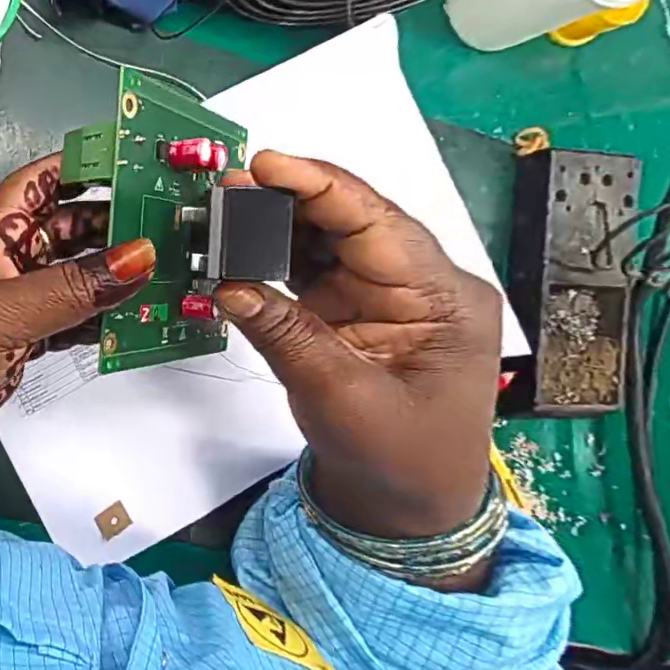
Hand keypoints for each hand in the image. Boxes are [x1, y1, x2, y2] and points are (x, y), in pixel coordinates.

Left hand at [0, 153, 155, 517]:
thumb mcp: (3, 313)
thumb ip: (71, 287)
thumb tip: (138, 256)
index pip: (40, 184)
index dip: (80, 166)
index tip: (131, 160)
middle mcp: (5, 262)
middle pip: (67, 229)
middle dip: (111, 224)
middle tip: (165, 225)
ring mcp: (15, 302)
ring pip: (73, 276)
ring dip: (112, 276)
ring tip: (162, 272)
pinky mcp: (22, 338)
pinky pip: (70, 317)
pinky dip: (98, 318)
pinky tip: (130, 319)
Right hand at [214, 151, 501, 540]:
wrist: (404, 505)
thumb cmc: (400, 457)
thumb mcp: (340, 396)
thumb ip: (285, 335)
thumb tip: (230, 285)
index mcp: (440, 299)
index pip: (377, 223)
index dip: (320, 186)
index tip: (267, 165)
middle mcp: (413, 287)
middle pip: (350, 223)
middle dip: (292, 199)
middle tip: (233, 186)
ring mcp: (378, 300)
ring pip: (325, 244)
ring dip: (276, 227)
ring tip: (228, 211)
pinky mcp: (347, 316)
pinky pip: (307, 275)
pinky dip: (270, 262)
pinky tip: (240, 250)